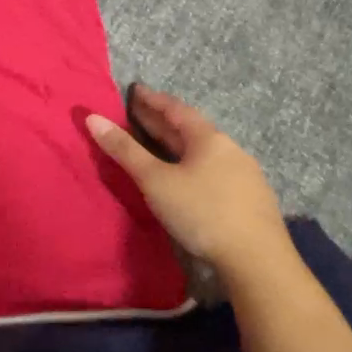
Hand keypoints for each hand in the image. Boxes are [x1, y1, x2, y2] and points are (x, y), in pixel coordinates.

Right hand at [85, 83, 288, 280]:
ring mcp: (244, 175)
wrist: (258, 262)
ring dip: (179, 144)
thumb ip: (124, 150)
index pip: (176, 109)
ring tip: (158, 143)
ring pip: (204, 151)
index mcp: (209, 139)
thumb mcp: (155, 180)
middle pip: (190, 129)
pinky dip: (193, 164)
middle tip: (137, 113)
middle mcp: (230, 150)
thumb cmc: (202, 211)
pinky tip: (187, 176)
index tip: (135, 90)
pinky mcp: (250, 199)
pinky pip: (214, 170)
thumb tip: (92, 117)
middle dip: (162, 121)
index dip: (153, 100)